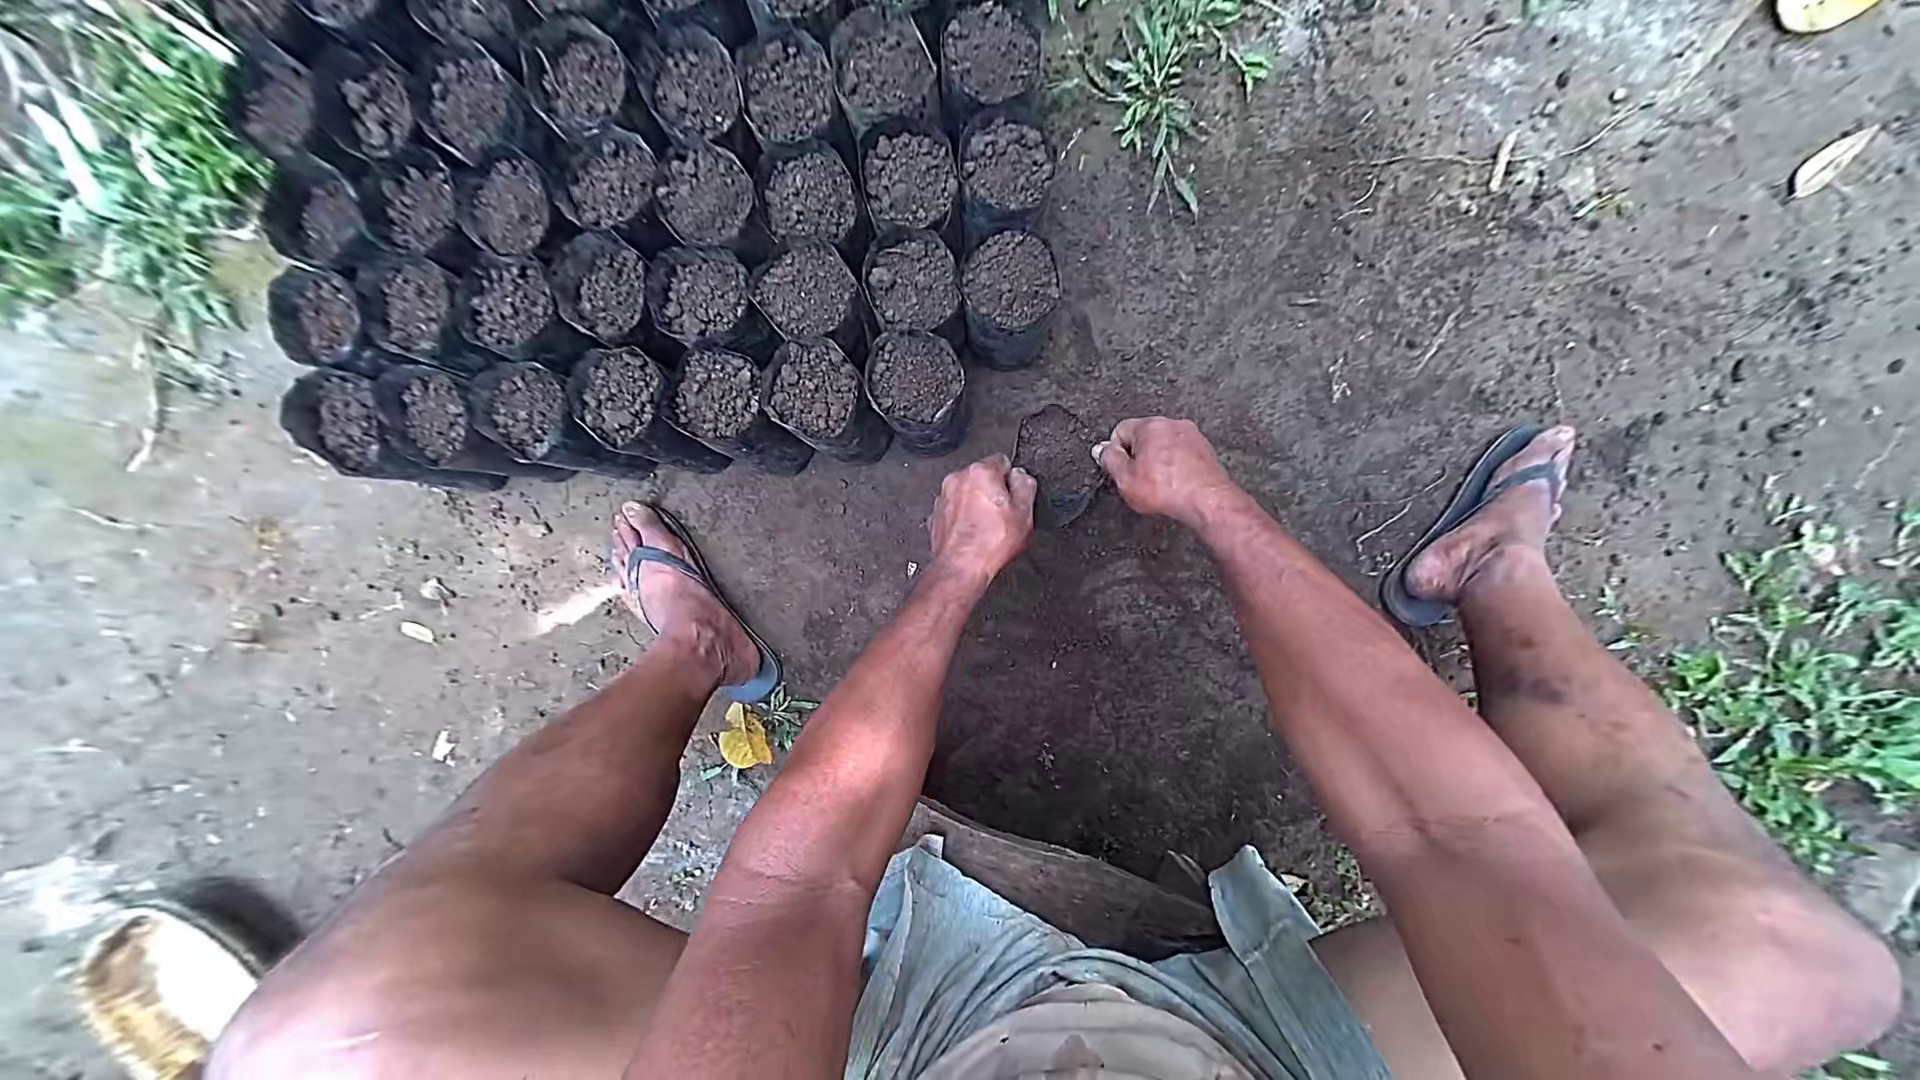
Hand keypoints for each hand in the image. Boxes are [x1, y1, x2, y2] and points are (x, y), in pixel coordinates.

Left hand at [927, 455, 1035, 586]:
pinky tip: (973, 535)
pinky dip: (964, 519)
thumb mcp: (1024, 513)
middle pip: (983, 478)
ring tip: (987, 529)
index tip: (1014, 497)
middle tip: (1003, 516)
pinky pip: (956, 511)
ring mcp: (944, 498)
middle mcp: (957, 479)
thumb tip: (1021, 476)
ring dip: (977, 506)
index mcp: (980, 472)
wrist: (960, 568)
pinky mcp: (936, 515)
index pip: (1002, 462)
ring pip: (968, 495)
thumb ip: (1026, 485)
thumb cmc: (989, 544)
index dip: (1012, 481)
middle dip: (993, 493)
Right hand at [1096, 417, 1244, 525]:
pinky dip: (1175, 466)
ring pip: (1163, 445)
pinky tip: (1174, 483)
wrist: (1207, 500)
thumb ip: (1109, 460)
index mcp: (1149, 426)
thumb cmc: (1169, 489)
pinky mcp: (1204, 449)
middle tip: (1139, 479)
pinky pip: (1180, 454)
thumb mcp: (1125, 479)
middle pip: (1143, 437)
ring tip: (1159, 484)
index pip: (1120, 431)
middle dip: (1138, 456)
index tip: (1120, 469)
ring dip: (1157, 461)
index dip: (1115, 453)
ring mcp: (1191, 435)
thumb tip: (1102, 449)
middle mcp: (1172, 424)